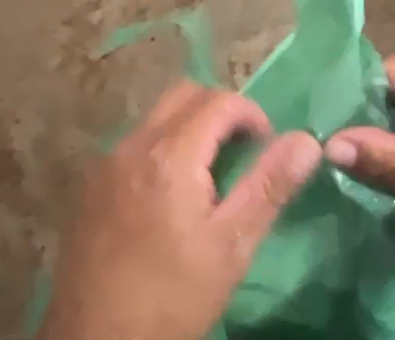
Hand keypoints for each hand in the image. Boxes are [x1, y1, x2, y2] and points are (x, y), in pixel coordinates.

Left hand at [41, 82, 321, 339]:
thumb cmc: (171, 298)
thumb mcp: (231, 247)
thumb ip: (269, 186)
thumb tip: (307, 140)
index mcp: (171, 154)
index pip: (221, 101)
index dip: (252, 115)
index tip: (267, 148)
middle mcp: (132, 145)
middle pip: (185, 95)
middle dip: (220, 111)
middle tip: (242, 152)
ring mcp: (104, 165)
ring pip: (156, 117)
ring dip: (189, 128)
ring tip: (209, 177)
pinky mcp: (88, 188)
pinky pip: (133, 145)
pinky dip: (161, 149)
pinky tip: (169, 198)